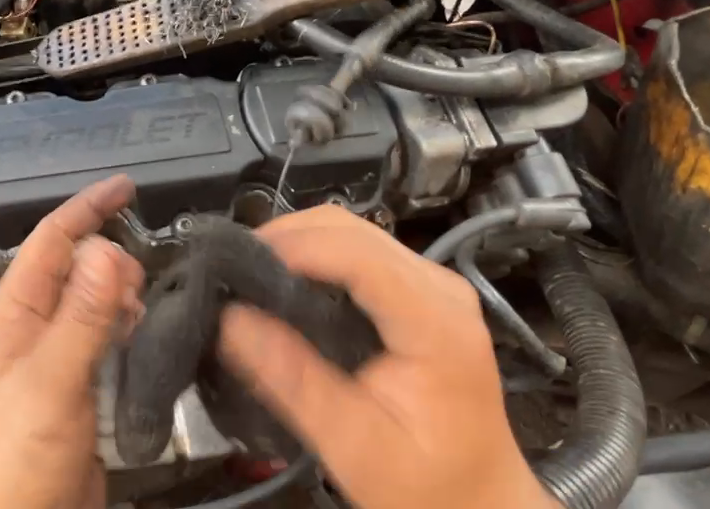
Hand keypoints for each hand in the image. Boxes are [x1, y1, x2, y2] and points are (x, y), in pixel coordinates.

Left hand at [0, 175, 145, 508]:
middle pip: (79, 266)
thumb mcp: (50, 380)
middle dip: (112, 255)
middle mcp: (37, 325)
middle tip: (144, 269)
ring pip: (97, 302)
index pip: (53, 238)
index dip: (88, 207)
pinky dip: (129, 329)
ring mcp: (60, 355)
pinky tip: (144, 337)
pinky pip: (109, 340)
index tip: (125, 188)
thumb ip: (81, 317)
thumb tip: (105, 252)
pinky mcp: (83, 385)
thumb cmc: (14, 458)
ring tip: (148, 302)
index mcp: (17, 309)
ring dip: (123, 294)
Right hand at [217, 207, 556, 508]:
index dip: (295, 247)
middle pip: (350, 228)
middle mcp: (439, 287)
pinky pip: (357, 247)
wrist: (480, 504)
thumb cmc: (424, 483)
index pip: (358, 254)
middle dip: (285, 238)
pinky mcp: (419, 287)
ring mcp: (432, 282)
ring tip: (251, 272)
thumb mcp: (353, 445)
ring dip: (296, 241)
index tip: (239, 263)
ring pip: (350, 229)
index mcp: (435, 323)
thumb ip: (292, 379)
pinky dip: (313, 252)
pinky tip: (284, 279)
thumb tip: (228, 319)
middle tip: (234, 268)